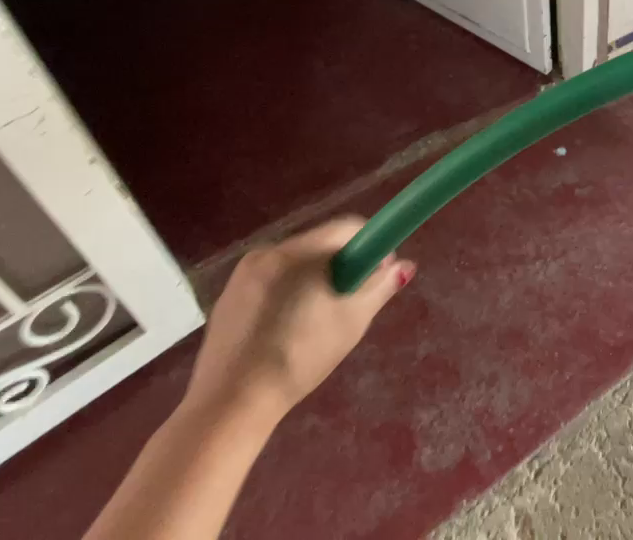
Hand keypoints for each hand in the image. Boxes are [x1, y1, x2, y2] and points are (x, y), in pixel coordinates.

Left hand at [184, 216, 414, 426]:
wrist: (230, 404)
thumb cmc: (299, 357)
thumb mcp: (351, 321)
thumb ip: (380, 286)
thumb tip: (405, 265)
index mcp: (294, 253)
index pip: (346, 228)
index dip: (371, 245)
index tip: (379, 274)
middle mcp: (265, 253)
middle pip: (319, 244)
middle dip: (342, 266)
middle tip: (351, 303)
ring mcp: (240, 277)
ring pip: (294, 265)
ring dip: (315, 281)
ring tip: (319, 323)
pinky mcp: (226, 301)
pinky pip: (271, 284)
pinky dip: (288, 296)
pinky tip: (288, 333)